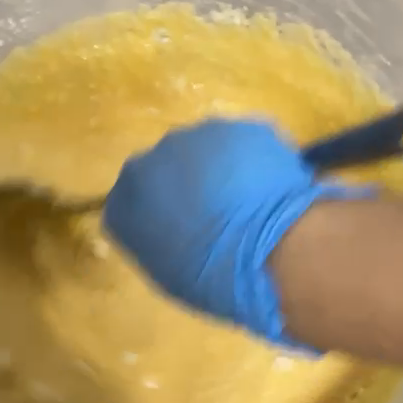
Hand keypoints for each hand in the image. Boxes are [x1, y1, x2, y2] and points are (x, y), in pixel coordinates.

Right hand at [103, 119, 361, 346]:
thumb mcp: (164, 269)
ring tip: (246, 206)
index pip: (132, 199)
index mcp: (129, 192)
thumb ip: (153, 238)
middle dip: (186, 186)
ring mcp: (204, 133)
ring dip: (219, 172)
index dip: (157, 215)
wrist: (273, 248)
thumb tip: (166, 229)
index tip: (176, 234)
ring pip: (207, 151)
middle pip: (168, 166)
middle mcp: (158, 153)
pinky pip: (245, 146)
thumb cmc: (211, 275)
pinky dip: (253, 163)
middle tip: (213, 220)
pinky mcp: (247, 127)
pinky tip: (269, 192)